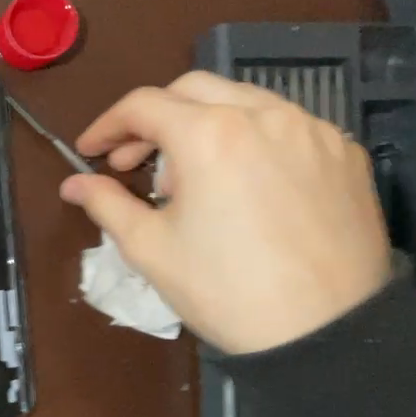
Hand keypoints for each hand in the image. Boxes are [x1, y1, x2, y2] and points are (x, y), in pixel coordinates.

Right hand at [63, 71, 391, 354]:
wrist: (324, 327)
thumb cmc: (221, 288)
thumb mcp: (148, 247)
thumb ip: (106, 203)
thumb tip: (73, 184)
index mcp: (209, 135)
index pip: (143, 105)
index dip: (106, 126)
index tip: (89, 153)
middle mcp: (264, 115)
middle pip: (193, 89)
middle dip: (153, 118)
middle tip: (132, 162)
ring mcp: (312, 130)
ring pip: (243, 102)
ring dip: (202, 126)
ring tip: (187, 178)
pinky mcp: (343, 153)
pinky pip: (285, 128)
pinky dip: (249, 141)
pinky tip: (239, 185)